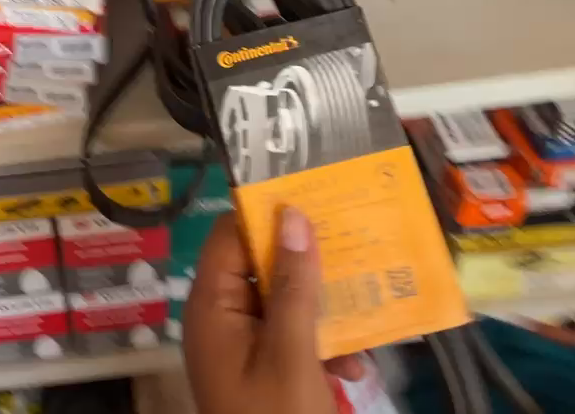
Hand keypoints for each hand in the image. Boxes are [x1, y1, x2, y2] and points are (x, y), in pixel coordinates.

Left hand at [181, 208, 364, 413]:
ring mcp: (241, 347)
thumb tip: (292, 214)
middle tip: (352, 252)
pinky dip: (322, 349)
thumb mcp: (291, 353)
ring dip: (324, 315)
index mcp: (211, 304)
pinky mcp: (262, 373)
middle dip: (308, 269)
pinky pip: (291, 340)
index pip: (230, 235)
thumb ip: (293, 284)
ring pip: (283, 304)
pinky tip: (355, 371)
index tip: (312, 201)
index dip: (267, 216)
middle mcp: (220, 317)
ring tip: (363, 328)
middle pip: (261, 267)